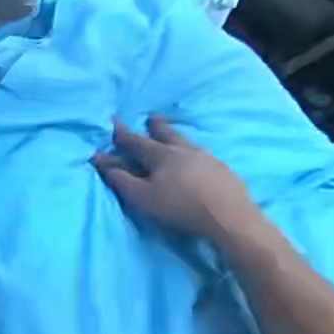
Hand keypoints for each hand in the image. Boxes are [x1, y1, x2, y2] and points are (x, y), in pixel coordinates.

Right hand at [92, 116, 257, 242]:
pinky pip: (202, 154)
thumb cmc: (180, 207)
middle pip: (167, 133)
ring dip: (176, 136)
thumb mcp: (142, 197)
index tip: (114, 121)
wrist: (230, 217)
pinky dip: (193, 152)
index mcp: (161, 155)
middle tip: (152, 117)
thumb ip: (121, 179)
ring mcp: (207, 157)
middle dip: (156, 126)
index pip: (136, 141)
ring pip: (186, 142)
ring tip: (174, 135)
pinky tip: (196, 158)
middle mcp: (184, 150)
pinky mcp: (223, 169)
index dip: (122, 134)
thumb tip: (103, 162)